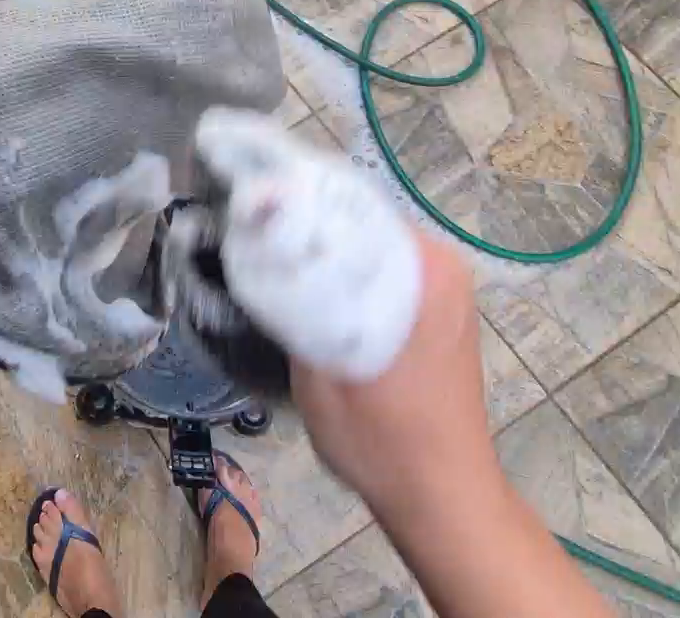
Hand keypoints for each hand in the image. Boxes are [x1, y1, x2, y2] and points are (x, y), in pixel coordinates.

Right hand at [193, 109, 496, 506]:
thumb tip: (255, 234)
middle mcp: (436, 261)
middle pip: (353, 212)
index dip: (286, 188)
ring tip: (258, 235)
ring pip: (360, 235)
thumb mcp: (322, 362)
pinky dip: (335, 258)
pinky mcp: (431, 303)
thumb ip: (293, 293)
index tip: (238, 183)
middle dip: (296, 208)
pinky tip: (297, 272)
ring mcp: (438, 282)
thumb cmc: (382, 436)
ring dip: (313, 234)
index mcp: (419, 266)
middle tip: (239, 211)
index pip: (344, 198)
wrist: (441, 497)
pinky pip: (372, 260)